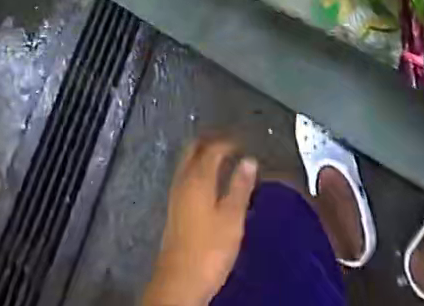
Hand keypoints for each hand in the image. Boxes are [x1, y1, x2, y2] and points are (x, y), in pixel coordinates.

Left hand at [141, 137, 257, 305]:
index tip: (243, 143)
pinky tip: (209, 181)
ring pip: (188, 161)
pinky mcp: (174, 207)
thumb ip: (240, 187)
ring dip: (203, 154)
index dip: (227, 142)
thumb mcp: (232, 219)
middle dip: (211, 142)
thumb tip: (249, 160)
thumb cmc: (209, 249)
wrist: (179, 281)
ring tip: (222, 158)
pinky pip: (186, 174)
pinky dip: (198, 168)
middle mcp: (183, 179)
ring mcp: (176, 192)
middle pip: (194, 149)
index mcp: (198, 177)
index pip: (212, 148)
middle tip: (230, 144)